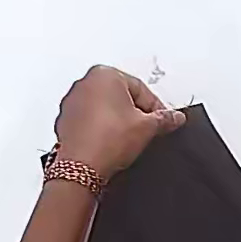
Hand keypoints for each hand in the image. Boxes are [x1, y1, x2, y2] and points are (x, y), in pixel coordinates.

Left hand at [53, 66, 184, 176]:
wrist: (81, 167)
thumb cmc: (107, 141)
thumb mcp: (147, 127)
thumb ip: (165, 118)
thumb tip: (175, 117)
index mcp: (105, 74)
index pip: (141, 89)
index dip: (156, 107)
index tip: (162, 121)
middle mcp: (85, 83)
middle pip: (121, 96)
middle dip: (135, 113)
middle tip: (146, 130)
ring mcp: (72, 101)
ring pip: (105, 108)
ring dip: (118, 121)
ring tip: (127, 139)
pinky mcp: (66, 120)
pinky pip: (90, 120)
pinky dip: (102, 129)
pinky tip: (111, 143)